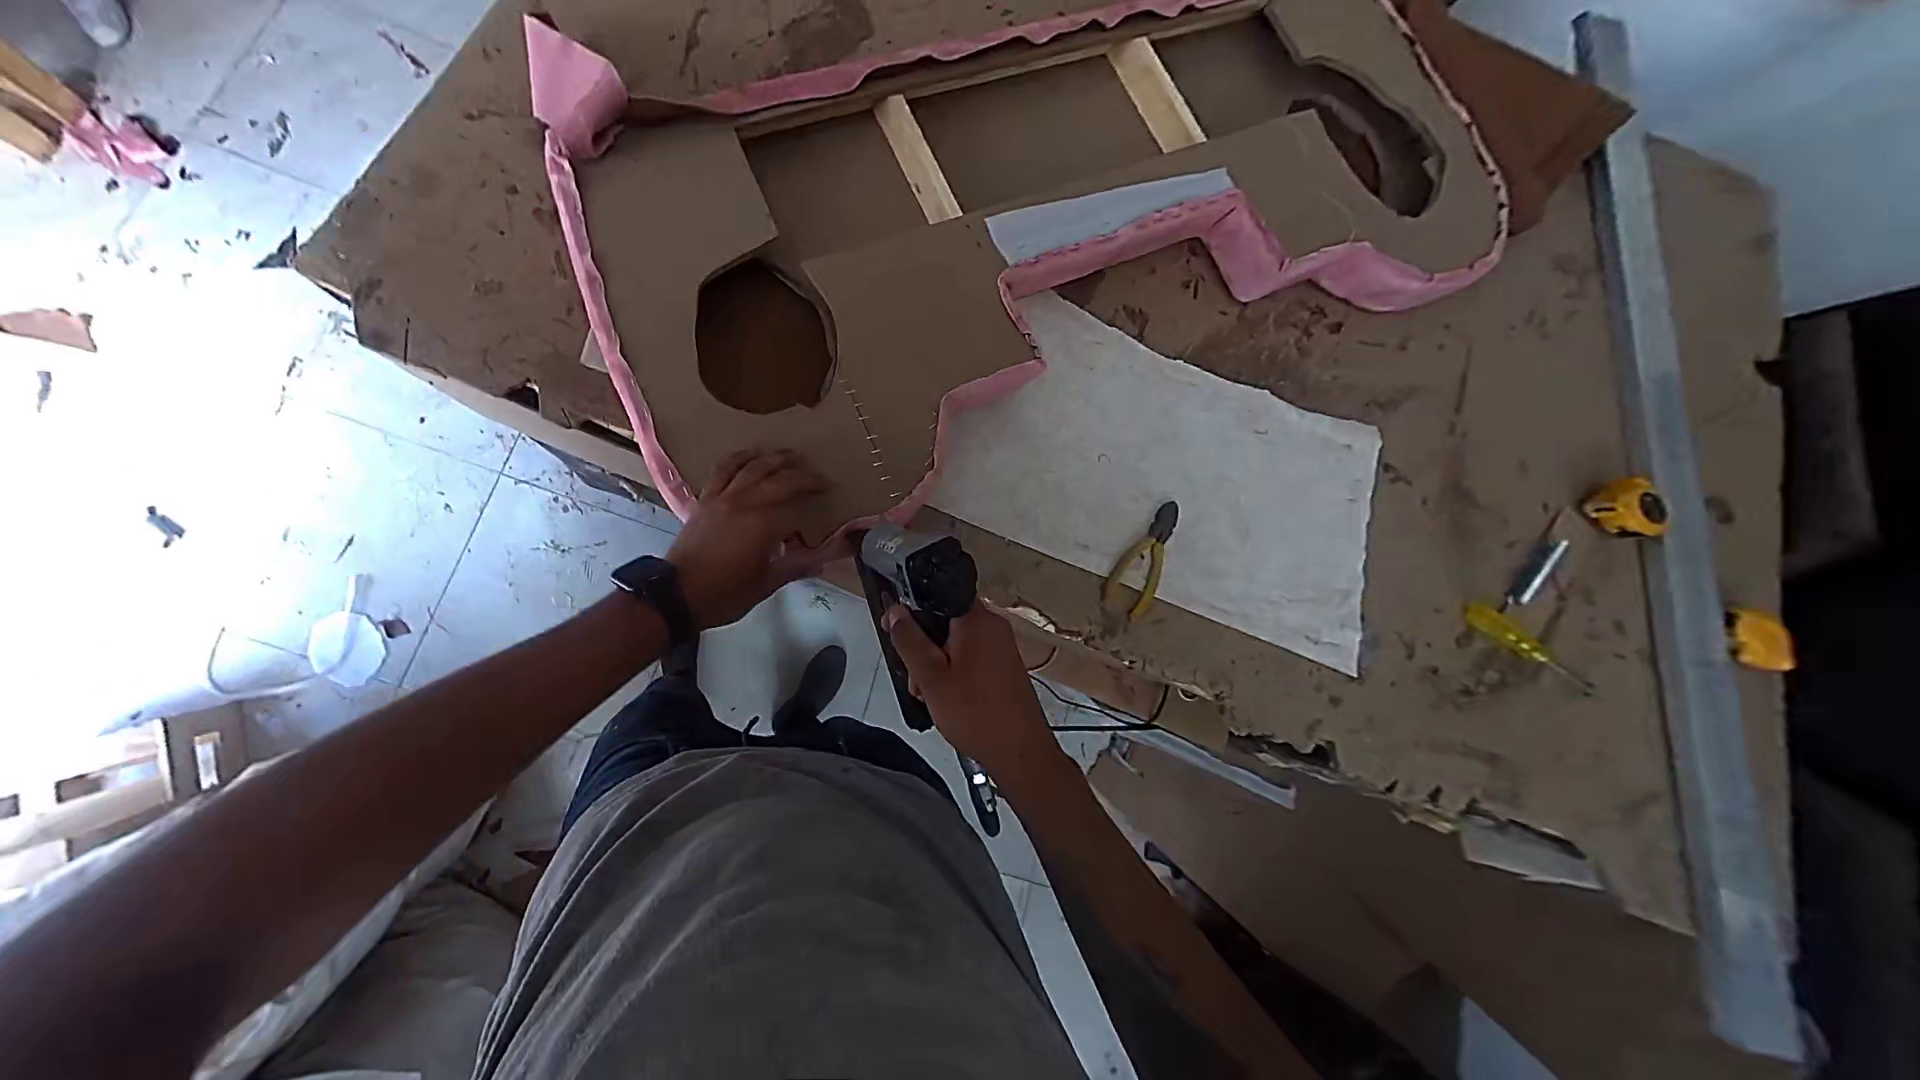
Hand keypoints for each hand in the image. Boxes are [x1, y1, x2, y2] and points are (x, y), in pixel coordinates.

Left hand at [666, 448, 827, 629]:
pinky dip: (737, 458)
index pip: (797, 510)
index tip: (827, 509)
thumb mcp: (765, 584)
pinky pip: (722, 471)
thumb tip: (824, 562)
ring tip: (790, 454)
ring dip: (774, 458)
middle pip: (780, 482)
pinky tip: (748, 453)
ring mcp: (722, 499)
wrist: (677, 595)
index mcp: (764, 526)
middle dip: (803, 478)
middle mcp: (745, 504)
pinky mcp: (705, 500)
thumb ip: (795, 567)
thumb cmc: (725, 594)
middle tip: (820, 478)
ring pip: (752, 468)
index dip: (814, 508)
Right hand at [884, 602, 1070, 791]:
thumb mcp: (931, 677)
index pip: (939, 593)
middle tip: (916, 678)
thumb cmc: (976, 714)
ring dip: (937, 663)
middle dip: (924, 645)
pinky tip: (948, 699)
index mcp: (977, 619)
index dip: (913, 608)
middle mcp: (993, 626)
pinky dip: (954, 672)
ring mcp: (1002, 646)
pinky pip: (971, 656)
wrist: (1020, 751)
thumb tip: (895, 610)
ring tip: (931, 695)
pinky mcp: (1005, 665)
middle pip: (946, 620)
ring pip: (956, 641)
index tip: (895, 629)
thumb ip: (909, 640)